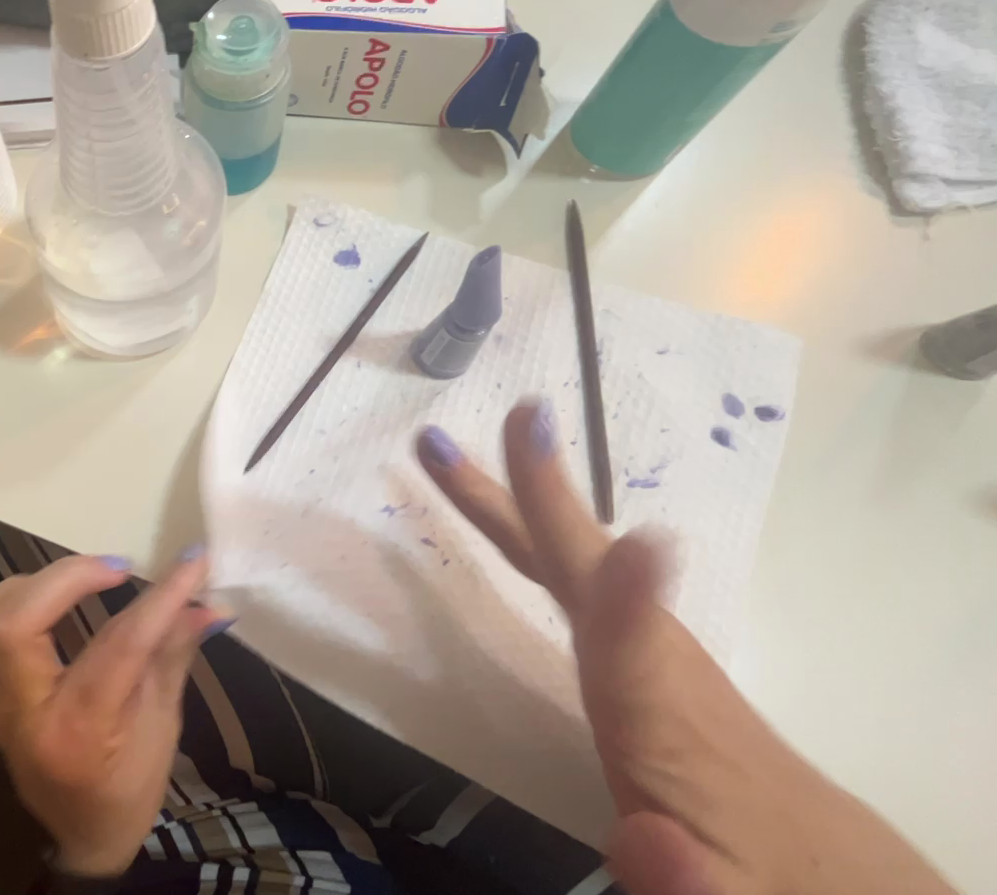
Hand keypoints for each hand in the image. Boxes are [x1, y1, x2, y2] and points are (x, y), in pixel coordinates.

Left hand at [0, 552, 223, 875]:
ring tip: (78, 581)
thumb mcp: (162, 729)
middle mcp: (20, 713)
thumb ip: (173, 654)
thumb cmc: (123, 789)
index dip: (159, 600)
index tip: (191, 564)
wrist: (65, 833)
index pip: (117, 648)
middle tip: (116, 568)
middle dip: (68, 578)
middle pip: (15, 625)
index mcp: (77, 732)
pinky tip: (22, 603)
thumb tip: (205, 602)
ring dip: (33, 586)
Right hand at [416, 402, 955, 894]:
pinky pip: (575, 580)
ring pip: (572, 561)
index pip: (640, 653)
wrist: (839, 883)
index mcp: (665, 723)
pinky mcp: (642, 657)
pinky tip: (517, 527)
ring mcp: (651, 653)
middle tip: (456, 436)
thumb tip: (640, 840)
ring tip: (447, 458)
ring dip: (515, 501)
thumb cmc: (771, 879)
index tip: (635, 533)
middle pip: (581, 568)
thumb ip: (690, 879)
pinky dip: (536, 536)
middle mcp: (656, 666)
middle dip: (529, 496)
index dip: (630, 595)